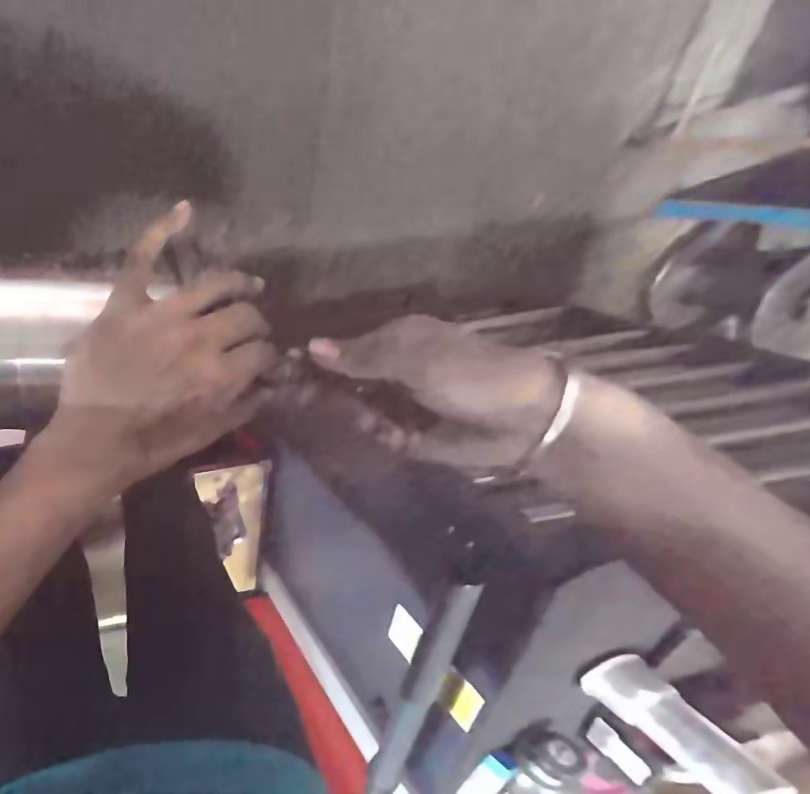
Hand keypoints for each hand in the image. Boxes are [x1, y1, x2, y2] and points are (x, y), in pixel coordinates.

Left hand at [37, 202, 277, 492]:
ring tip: (246, 284)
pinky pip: (143, 257)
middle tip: (250, 329)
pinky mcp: (126, 303)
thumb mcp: (205, 435)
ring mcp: (161, 315)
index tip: (262, 360)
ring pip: (213, 283)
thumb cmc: (150, 445)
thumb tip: (270, 389)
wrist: (94, 441)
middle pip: (245, 316)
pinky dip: (161, 230)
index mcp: (220, 374)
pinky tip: (185, 211)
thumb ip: (241, 410)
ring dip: (237, 282)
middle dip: (256, 323)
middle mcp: (199, 337)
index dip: (267, 356)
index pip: (262, 351)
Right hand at [308, 315, 567, 469]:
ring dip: (356, 416)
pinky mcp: (410, 435)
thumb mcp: (415, 360)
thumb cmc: (471, 375)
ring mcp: (400, 404)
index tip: (285, 372)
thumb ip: (363, 357)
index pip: (344, 349)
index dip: (316, 361)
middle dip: (326, 392)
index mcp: (397, 341)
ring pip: (357, 410)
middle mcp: (394, 371)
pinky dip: (381, 436)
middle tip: (301, 401)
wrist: (524, 419)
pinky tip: (395, 435)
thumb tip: (312, 346)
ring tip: (374, 422)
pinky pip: (380, 435)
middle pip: (345, 381)